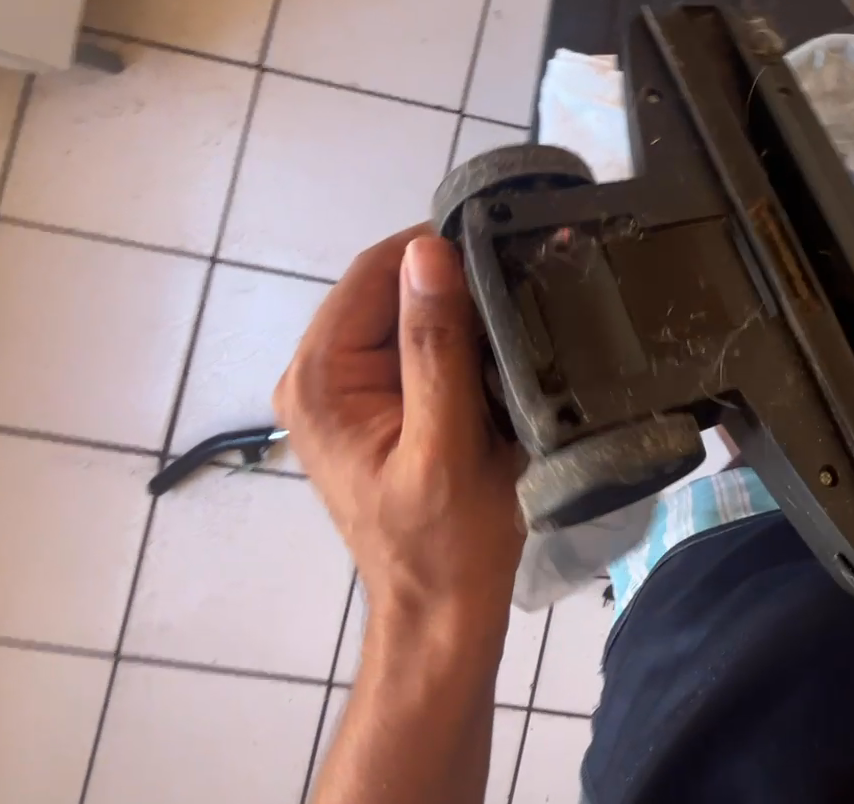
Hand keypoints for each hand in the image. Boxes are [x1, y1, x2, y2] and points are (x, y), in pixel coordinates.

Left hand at [274, 226, 526, 637]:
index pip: (375, 272)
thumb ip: (434, 348)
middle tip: (530, 281)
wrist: (445, 607)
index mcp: (323, 378)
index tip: (510, 246)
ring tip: (527, 309)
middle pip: (392, 289)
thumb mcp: (446, 441)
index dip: (439, 250)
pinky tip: (507, 347)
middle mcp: (324, 374)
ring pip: (414, 316)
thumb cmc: (447, 536)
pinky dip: (466, 340)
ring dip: (468, 310)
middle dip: (459, 281)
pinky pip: (425, 347)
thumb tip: (428, 253)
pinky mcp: (387, 405)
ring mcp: (354, 390)